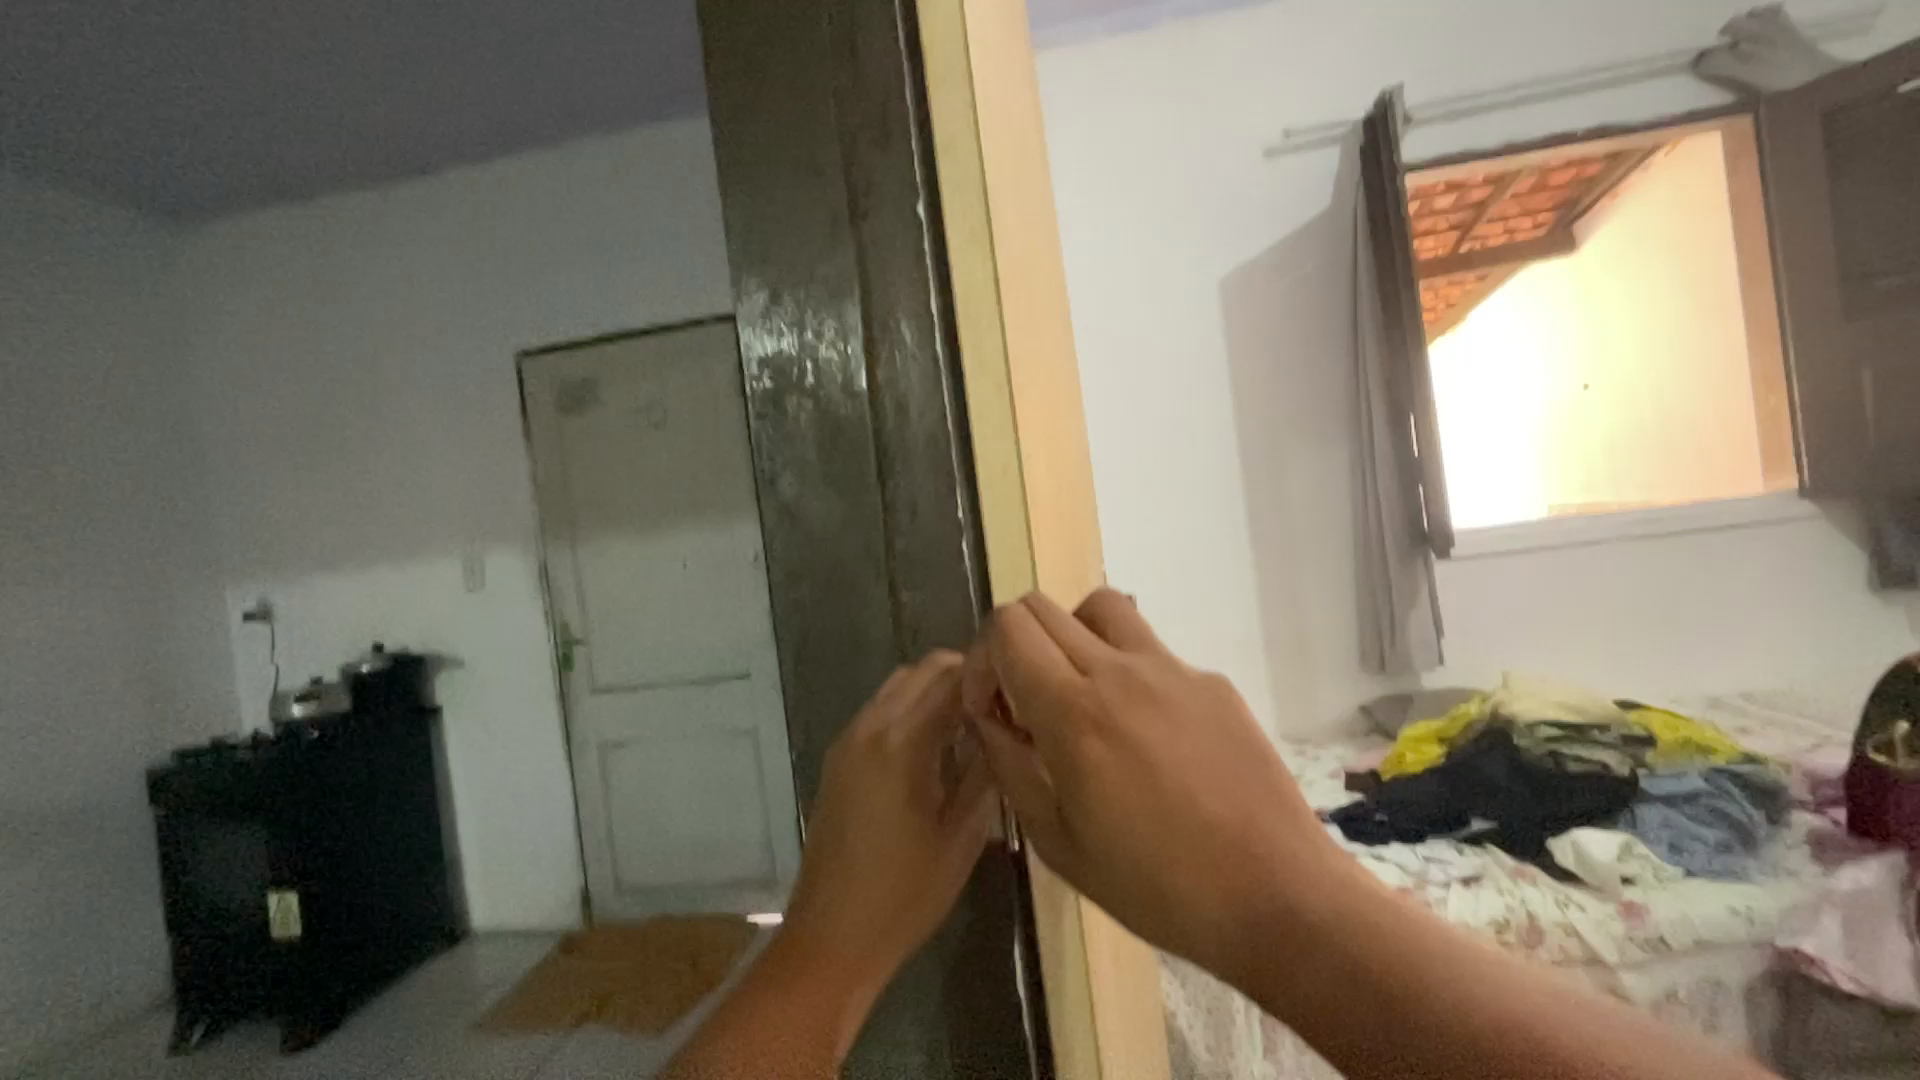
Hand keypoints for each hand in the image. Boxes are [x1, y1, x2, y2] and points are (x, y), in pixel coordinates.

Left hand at [777, 651, 997, 998]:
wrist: (831, 937)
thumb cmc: (905, 895)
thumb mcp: (962, 835)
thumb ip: (986, 771)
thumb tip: (1007, 729)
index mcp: (901, 743)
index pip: (951, 677)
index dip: (990, 674)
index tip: (1023, 689)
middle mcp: (869, 727)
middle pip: (922, 670)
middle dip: (965, 677)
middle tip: (1003, 707)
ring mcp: (848, 741)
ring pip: (899, 686)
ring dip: (937, 691)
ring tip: (975, 725)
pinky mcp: (839, 759)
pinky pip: (882, 711)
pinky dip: (913, 710)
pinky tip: (939, 747)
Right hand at [962, 589, 1345, 982]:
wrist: (1276, 896)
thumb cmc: (1156, 887)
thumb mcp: (1058, 844)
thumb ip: (1011, 767)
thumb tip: (988, 720)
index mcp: (1074, 712)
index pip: (1007, 627)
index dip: (983, 659)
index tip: (991, 709)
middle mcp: (1120, 671)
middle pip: (1042, 606)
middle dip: (1016, 646)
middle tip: (1027, 704)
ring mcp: (1173, 670)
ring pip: (1102, 607)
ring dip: (1073, 637)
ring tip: (1082, 694)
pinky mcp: (1212, 683)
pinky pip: (1153, 650)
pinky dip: (1128, 671)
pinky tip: (1149, 737)